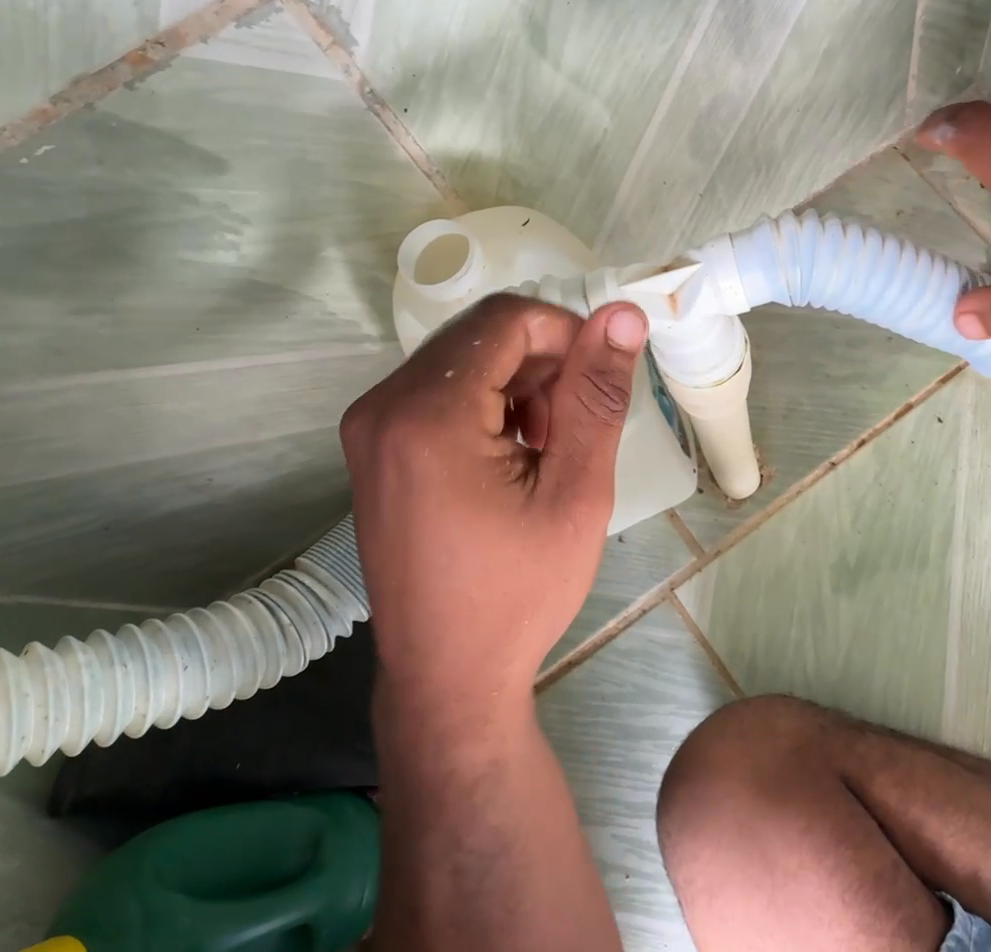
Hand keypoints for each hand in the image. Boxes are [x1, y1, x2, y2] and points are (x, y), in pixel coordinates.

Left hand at [340, 294, 648, 702]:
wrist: (448, 676)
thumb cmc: (520, 593)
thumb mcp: (576, 494)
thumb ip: (597, 397)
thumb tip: (622, 315)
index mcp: (428, 415)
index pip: (505, 319)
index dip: (566, 337)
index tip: (595, 392)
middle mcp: (382, 407)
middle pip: (481, 337)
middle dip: (541, 369)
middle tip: (569, 438)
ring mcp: (368, 429)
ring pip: (462, 361)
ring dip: (516, 389)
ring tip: (543, 455)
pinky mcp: (371, 450)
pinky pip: (438, 393)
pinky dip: (485, 408)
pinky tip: (508, 462)